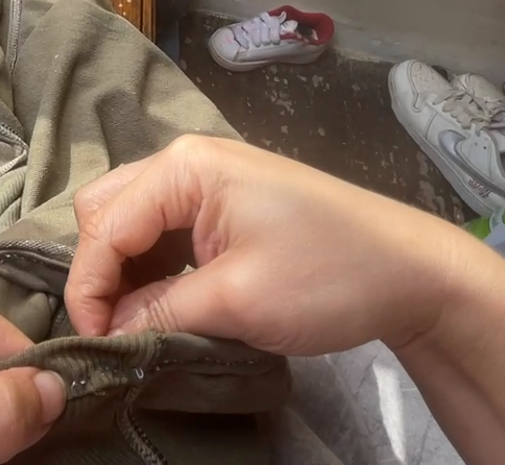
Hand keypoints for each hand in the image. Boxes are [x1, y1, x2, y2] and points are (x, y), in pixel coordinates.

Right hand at [66, 135, 475, 355]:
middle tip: (109, 328)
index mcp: (183, 167)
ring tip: (131, 321)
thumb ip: (161, 312)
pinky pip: (160, 227)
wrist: (415, 272)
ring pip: (129, 217)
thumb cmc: (328, 276)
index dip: (89, 284)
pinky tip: (158, 299)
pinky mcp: (218, 202)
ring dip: (121, 268)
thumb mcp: (239, 301)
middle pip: (106, 208)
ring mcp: (202, 178)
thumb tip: (108, 334)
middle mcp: (183, 161)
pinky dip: (148, 264)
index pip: (106, 223)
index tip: (93, 342)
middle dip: (98, 269)